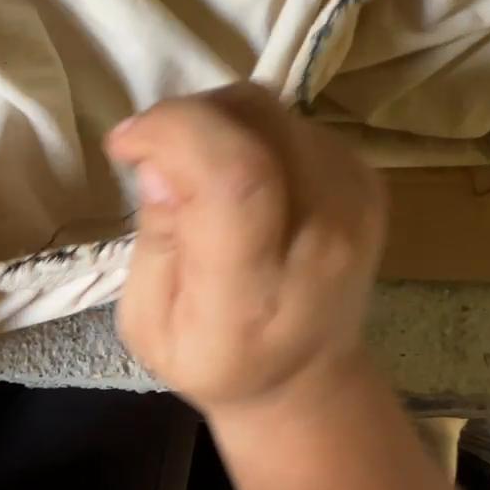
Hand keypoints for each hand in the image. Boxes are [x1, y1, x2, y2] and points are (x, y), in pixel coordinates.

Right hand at [104, 83, 385, 415]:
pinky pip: (291, 124)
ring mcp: (354, 200)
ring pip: (273, 113)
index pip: (235, 180)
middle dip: (185, 118)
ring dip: (212, 124)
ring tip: (183, 167)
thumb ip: (156, 246)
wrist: (301, 377)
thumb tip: (158, 168)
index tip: (123, 145)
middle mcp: (320, 235)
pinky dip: (243, 133)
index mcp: (254, 292)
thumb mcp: (148, 327)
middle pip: (258, 125)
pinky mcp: (365, 177)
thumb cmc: (210, 361)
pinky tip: (224, 174)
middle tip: (146, 150)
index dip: (175, 136)